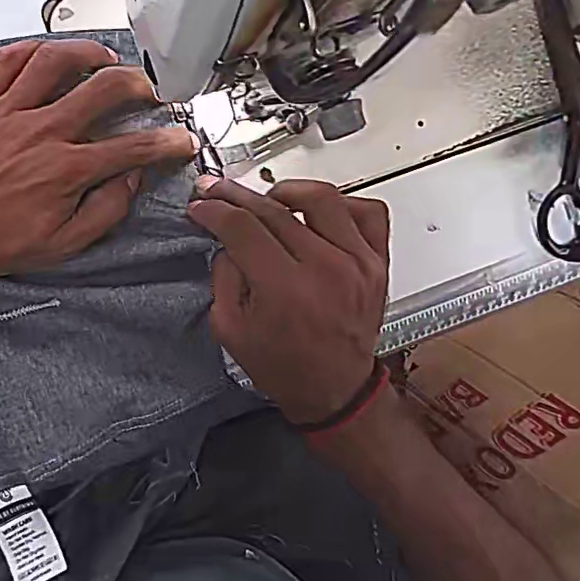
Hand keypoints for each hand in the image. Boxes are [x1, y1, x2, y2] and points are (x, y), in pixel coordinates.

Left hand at [0, 40, 196, 319]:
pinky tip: (46, 55)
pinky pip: (6, 60)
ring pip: (56, 60)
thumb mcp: (61, 244)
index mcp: (65, 170)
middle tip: (147, 91)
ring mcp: (9, 112)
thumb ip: (105, 211)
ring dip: (88, 52)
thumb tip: (130, 182)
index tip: (179, 139)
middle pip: (104, 88)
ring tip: (104, 59)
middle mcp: (41, 133)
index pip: (134, 147)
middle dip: (138, 84)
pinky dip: (31, 49)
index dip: (167, 141)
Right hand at [186, 175, 389, 423]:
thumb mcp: (231, 329)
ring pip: (321, 198)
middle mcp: (325, 270)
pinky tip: (320, 211)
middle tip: (220, 192)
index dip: (214, 211)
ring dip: (287, 190)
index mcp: (284, 289)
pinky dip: (342, 202)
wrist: (334, 390)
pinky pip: (367, 212)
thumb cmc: (286, 366)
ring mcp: (357, 263)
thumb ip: (224, 277)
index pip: (242, 227)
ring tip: (270, 198)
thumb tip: (227, 239)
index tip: (202, 206)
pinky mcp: (377, 263)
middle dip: (237, 196)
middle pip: (273, 209)